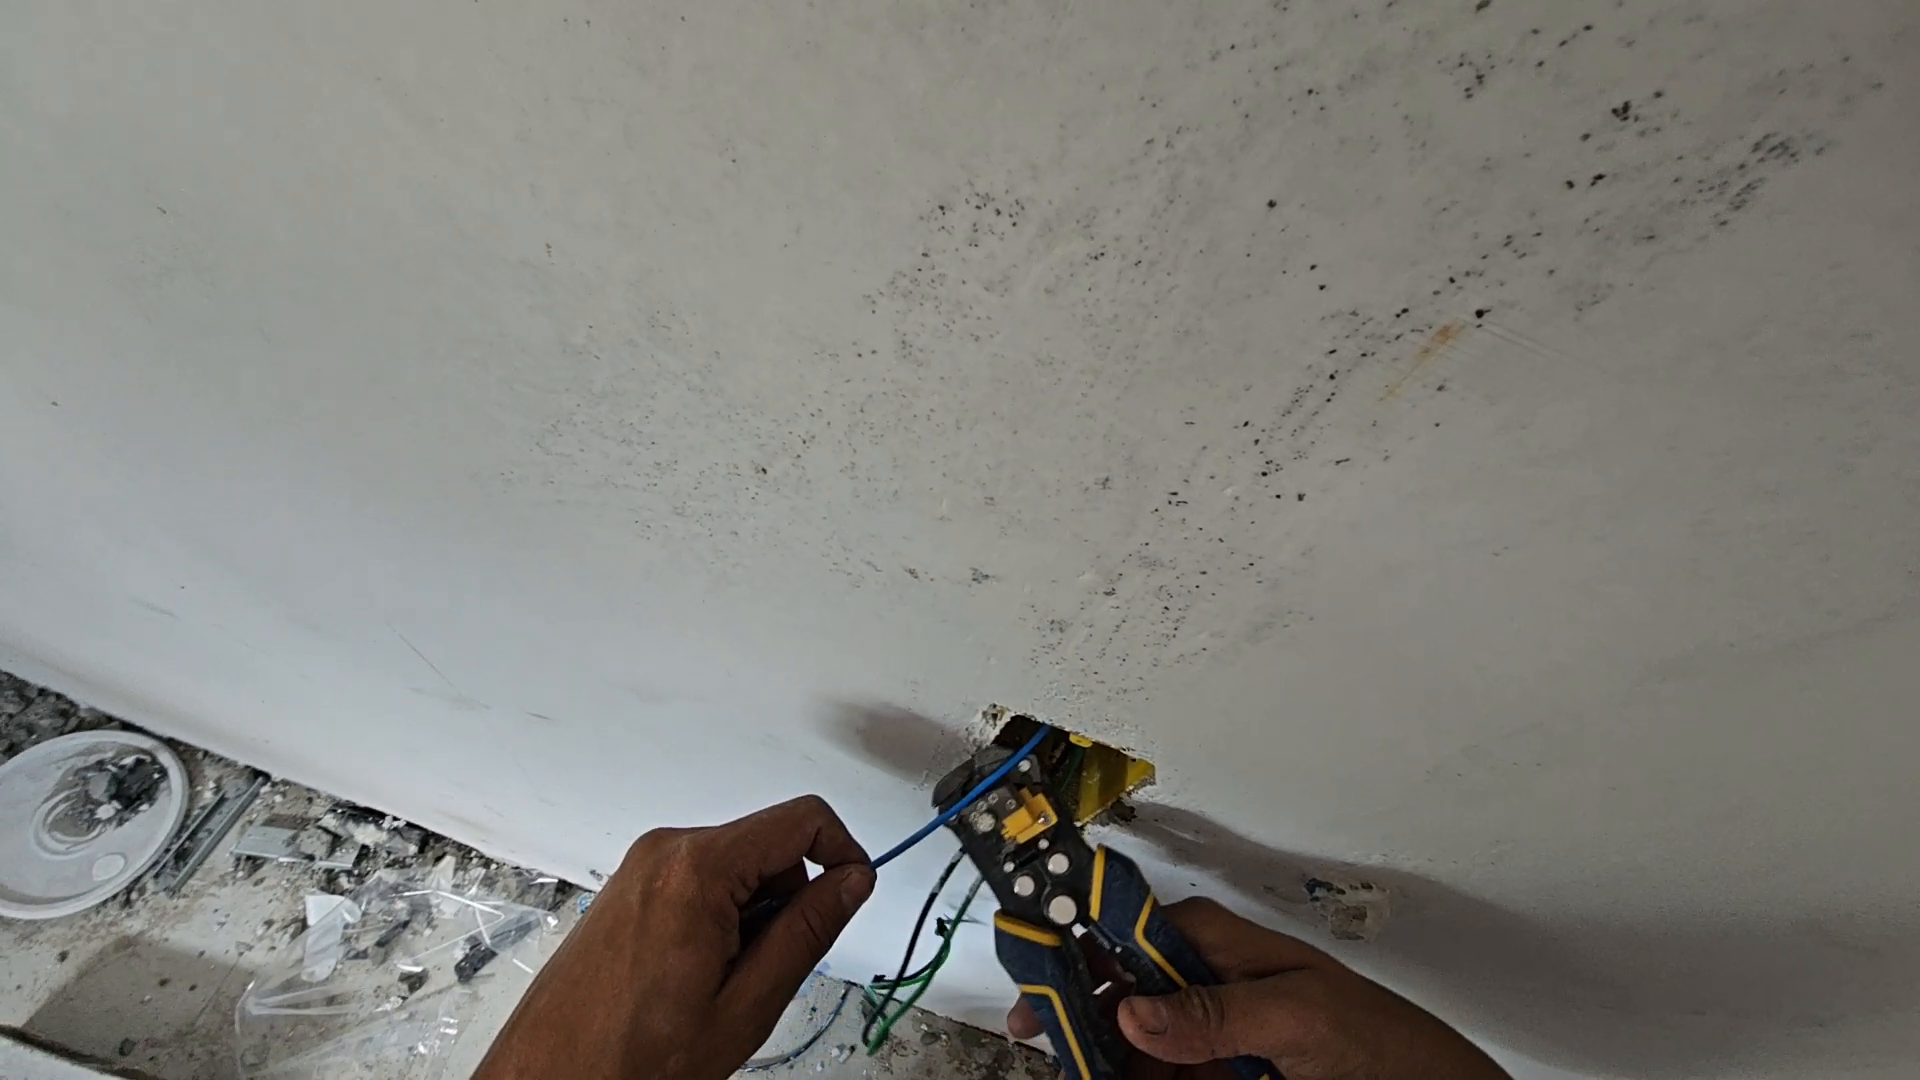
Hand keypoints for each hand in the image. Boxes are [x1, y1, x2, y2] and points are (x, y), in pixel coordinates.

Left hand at [475, 795, 874, 1079]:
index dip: (843, 850)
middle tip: (772, 963)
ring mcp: (646, 862)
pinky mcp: (634, 880)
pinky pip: (706, 873)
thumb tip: (853, 881)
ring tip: (727, 976)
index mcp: (700, 868)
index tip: (852, 890)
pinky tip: (702, 966)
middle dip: (791, 895)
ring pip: (741, 860)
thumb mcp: (745, 1004)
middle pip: (771, 841)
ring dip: (755, 909)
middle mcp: (669, 848)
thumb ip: (809, 931)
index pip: (803, 818)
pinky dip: (724, 909)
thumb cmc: (629, 1063)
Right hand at [1009, 897, 1509, 1079]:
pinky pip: (1154, 1073)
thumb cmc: (1372, 1035)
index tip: (1037, 991)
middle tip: (1037, 1045)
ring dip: (1097, 1058)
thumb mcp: (1295, 1015)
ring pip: (1127, 1039)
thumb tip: (1133, 1013)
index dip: (1073, 957)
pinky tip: (1106, 1078)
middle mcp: (1193, 975)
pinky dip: (1129, 1078)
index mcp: (1206, 940)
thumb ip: (1214, 1013)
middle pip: (1115, 992)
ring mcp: (1199, 1026)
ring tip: (1071, 1069)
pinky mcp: (1208, 1068)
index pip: (1121, 936)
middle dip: (1076, 1017)